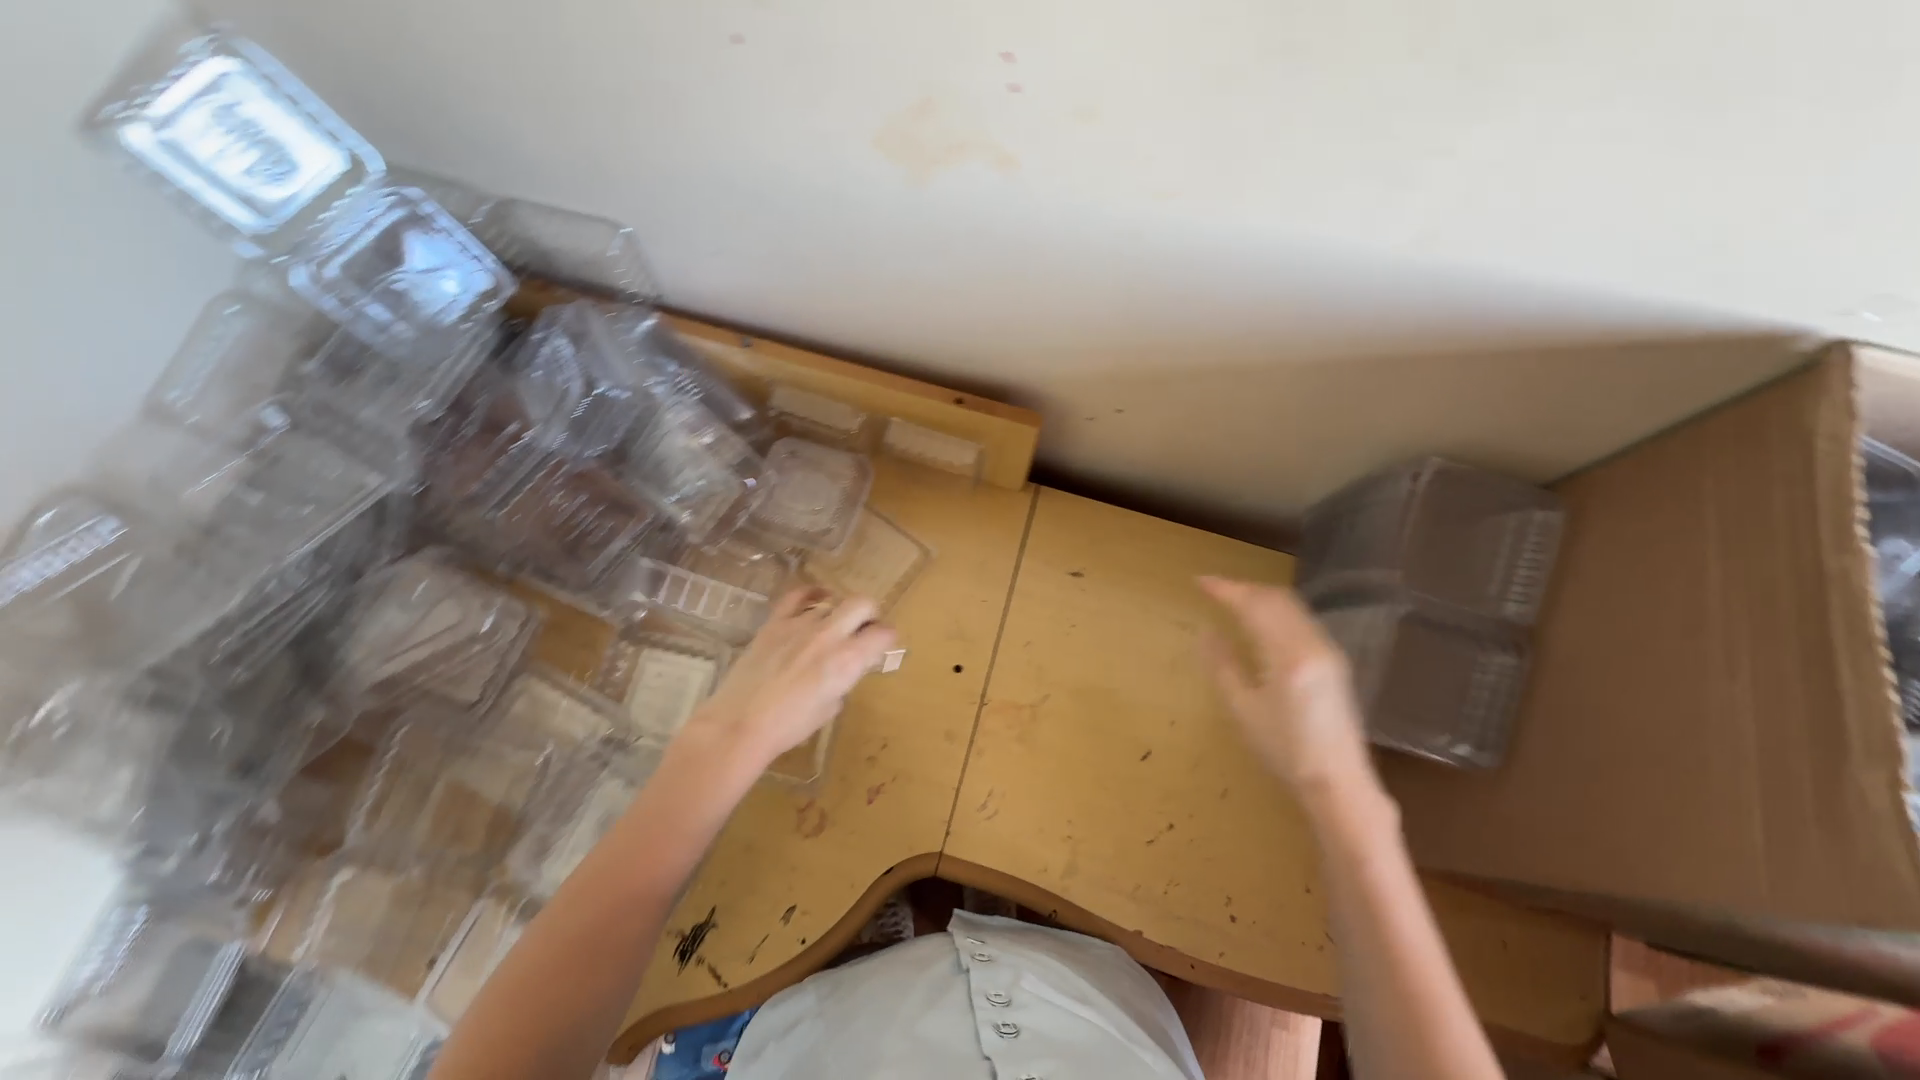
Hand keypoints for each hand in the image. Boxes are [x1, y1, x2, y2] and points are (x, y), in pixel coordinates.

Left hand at [681, 587, 896, 772]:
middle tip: (864, 628)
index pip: (883, 634)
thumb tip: (843, 669)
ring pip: (832, 601)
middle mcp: (830, 636)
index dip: (888, 638)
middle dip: (870, 614)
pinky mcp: (775, 622)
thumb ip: (843, 680)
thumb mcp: (830, 707)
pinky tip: (814, 600)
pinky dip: (810, 594)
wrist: (742, 723)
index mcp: (849, 661)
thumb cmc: (790, 726)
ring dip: (839, 611)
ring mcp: (801, 624)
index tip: (883, 645)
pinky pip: (797, 596)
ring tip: (834, 624)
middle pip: (863, 604)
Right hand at [1197, 577, 1377, 809]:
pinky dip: (1277, 611)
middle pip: (1277, 599)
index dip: (1226, 590)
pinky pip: (1302, 620)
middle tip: (1214, 590)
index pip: (1254, 606)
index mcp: (1288, 655)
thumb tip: (1207, 632)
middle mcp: (1312, 643)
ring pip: (1292, 606)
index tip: (1200, 582)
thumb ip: (1223, 665)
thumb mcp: (1243, 710)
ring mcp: (1328, 650)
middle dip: (1244, 589)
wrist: (1338, 780)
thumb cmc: (1284, 751)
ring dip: (1261, 597)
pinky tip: (1262, 623)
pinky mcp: (1334, 661)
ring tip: (1234, 601)